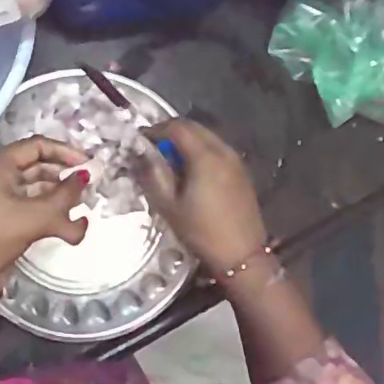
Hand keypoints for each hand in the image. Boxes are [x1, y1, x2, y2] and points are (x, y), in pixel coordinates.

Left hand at [0, 136, 88, 278]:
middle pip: (41, 167)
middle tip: (90, 185)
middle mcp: (2, 177)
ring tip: (83, 208)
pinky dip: (53, 215)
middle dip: (66, 177)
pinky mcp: (7, 220)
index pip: (39, 146)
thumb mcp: (37, 213)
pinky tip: (73, 228)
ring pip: (40, 190)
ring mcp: (4, 199)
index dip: (66, 152)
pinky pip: (35, 209)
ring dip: (62, 198)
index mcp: (2, 164)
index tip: (88, 164)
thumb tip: (86, 177)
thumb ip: (66, 194)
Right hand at [137, 119, 267, 273]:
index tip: (141, 138)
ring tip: (170, 157)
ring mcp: (236, 160)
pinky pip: (218, 149)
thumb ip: (153, 175)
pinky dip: (201, 149)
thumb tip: (140, 154)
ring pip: (208, 137)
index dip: (156, 128)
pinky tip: (191, 168)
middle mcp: (223, 151)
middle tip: (153, 144)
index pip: (178, 128)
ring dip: (187, 139)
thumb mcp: (169, 206)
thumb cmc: (202, 231)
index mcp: (205, 156)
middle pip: (195, 128)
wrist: (243, 255)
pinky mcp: (242, 171)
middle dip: (172, 130)